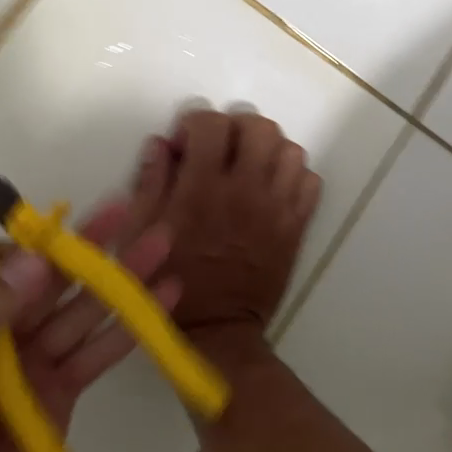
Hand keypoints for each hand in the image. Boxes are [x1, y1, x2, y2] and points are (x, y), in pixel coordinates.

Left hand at [0, 198, 176, 451]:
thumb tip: (36, 255)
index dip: (28, 243)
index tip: (70, 223)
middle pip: (41, 283)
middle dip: (87, 251)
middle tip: (131, 214)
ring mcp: (25, 368)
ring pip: (78, 312)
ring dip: (118, 281)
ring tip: (162, 246)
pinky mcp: (59, 396)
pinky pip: (97, 352)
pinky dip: (129, 327)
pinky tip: (163, 299)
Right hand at [157, 108, 321, 337]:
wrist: (218, 328)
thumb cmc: (169, 281)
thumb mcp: (141, 233)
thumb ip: (151, 183)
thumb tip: (162, 143)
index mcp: (202, 188)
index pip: (211, 124)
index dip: (195, 123)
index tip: (186, 144)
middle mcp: (246, 189)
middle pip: (259, 127)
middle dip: (236, 127)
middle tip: (221, 148)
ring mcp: (278, 206)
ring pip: (290, 149)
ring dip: (268, 149)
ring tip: (250, 167)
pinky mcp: (297, 224)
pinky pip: (310, 180)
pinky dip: (293, 176)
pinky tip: (272, 189)